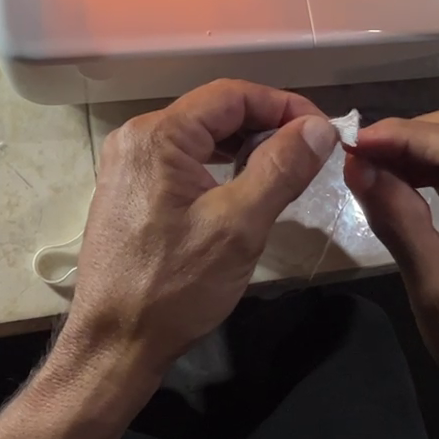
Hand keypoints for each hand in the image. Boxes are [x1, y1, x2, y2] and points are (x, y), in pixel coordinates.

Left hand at [64, 79, 339, 376]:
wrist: (115, 343)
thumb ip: (281, 168)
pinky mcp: (132, 190)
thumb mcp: (238, 226)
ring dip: (246, 145)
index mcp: (158, 135)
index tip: (324, 131)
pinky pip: (184, 160)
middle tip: (312, 152)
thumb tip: (318, 127)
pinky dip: (221, 165)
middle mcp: (137, 137)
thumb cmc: (175, 286)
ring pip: (201, 136)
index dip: (284, 106)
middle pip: (215, 111)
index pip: (232, 95)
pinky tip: (247, 185)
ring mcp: (130, 164)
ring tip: (288, 168)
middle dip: (268, 124)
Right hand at [343, 102, 438, 416]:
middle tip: (362, 157)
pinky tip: (404, 179)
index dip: (403, 135)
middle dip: (413, 135)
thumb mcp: (433, 282)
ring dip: (422, 147)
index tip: (352, 141)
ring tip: (376, 166)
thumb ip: (396, 215)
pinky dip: (437, 166)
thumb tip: (355, 162)